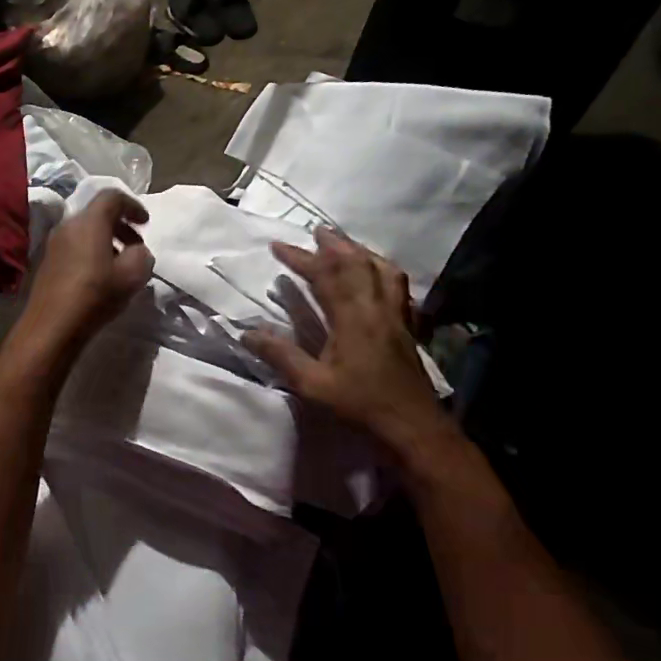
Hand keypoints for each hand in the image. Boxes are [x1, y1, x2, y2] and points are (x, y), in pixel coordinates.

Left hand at [20, 189, 154, 346]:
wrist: (52, 325)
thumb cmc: (95, 295)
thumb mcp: (133, 276)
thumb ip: (142, 255)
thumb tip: (137, 250)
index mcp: (89, 222)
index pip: (112, 197)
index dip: (133, 205)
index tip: (145, 223)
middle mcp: (68, 225)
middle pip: (97, 214)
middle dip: (120, 226)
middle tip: (135, 246)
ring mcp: (54, 243)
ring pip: (85, 231)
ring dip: (106, 240)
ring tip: (119, 265)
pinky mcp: (47, 261)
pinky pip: (74, 246)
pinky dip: (91, 251)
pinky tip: (99, 276)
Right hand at [244, 227, 451, 460]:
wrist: (414, 429)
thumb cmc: (360, 407)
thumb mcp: (312, 385)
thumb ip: (280, 356)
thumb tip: (247, 333)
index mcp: (353, 319)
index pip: (326, 275)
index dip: (301, 258)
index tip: (277, 246)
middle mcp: (377, 309)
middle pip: (358, 264)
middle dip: (335, 244)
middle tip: (316, 231)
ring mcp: (397, 317)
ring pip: (383, 271)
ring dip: (361, 252)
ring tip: (346, 245)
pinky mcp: (408, 329)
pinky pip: (398, 287)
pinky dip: (383, 271)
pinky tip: (377, 277)